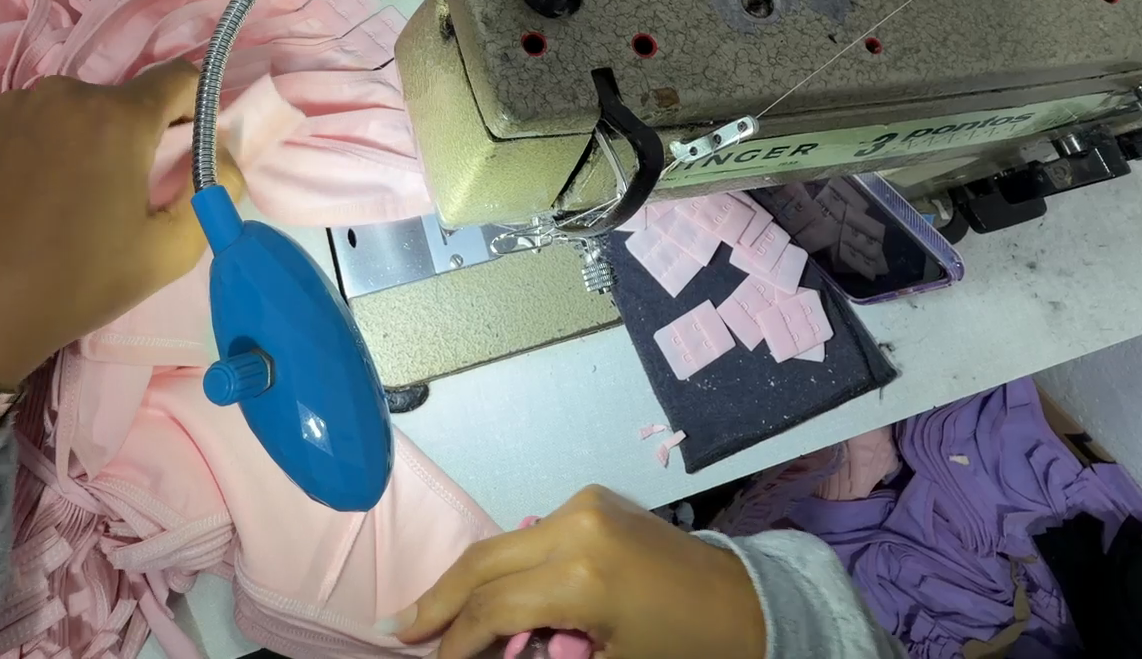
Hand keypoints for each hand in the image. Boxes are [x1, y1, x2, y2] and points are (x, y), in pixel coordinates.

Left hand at [0, 62, 242, 386]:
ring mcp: (15, 105)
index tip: (185, 154)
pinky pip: (40, 119)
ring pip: (83, 108)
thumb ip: (216, 190)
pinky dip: (53, 144)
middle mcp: (65, 93)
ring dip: (96, 138)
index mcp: (117, 118)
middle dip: (144, 134)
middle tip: (130, 192)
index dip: (196, 109)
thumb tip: (219, 152)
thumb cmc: (76, 284)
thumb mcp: (171, 251)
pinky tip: (35, 194)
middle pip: (130, 97)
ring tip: (76, 196)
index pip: (181, 77)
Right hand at [392, 486, 764, 658]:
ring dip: (471, 581)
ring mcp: (581, 501)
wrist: (744, 601)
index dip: (457, 643)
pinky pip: (532, 535)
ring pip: (505, 543)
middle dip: (439, 596)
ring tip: (435, 613)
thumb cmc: (686, 649)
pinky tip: (493, 592)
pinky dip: (508, 567)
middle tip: (397, 628)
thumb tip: (489, 648)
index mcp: (582, 573)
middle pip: (486, 559)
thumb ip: (544, 653)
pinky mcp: (589, 497)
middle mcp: (573, 522)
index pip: (496, 608)